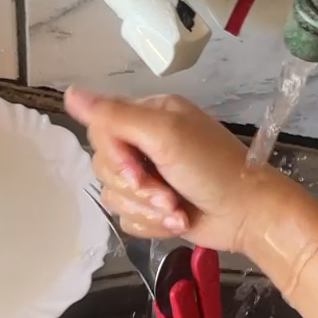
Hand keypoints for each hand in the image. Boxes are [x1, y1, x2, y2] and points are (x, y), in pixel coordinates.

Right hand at [64, 88, 303, 253]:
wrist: (247, 216)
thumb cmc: (212, 169)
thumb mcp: (165, 134)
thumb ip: (115, 115)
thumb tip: (69, 93)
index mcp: (148, 116)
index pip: (101, 129)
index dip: (115, 156)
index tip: (138, 171)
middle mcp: (144, 143)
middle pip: (104, 166)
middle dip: (137, 189)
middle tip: (168, 194)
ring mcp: (149, 177)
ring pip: (114, 196)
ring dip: (148, 209)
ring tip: (178, 211)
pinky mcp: (152, 208)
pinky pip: (127, 218)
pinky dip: (153, 225)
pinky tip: (178, 222)